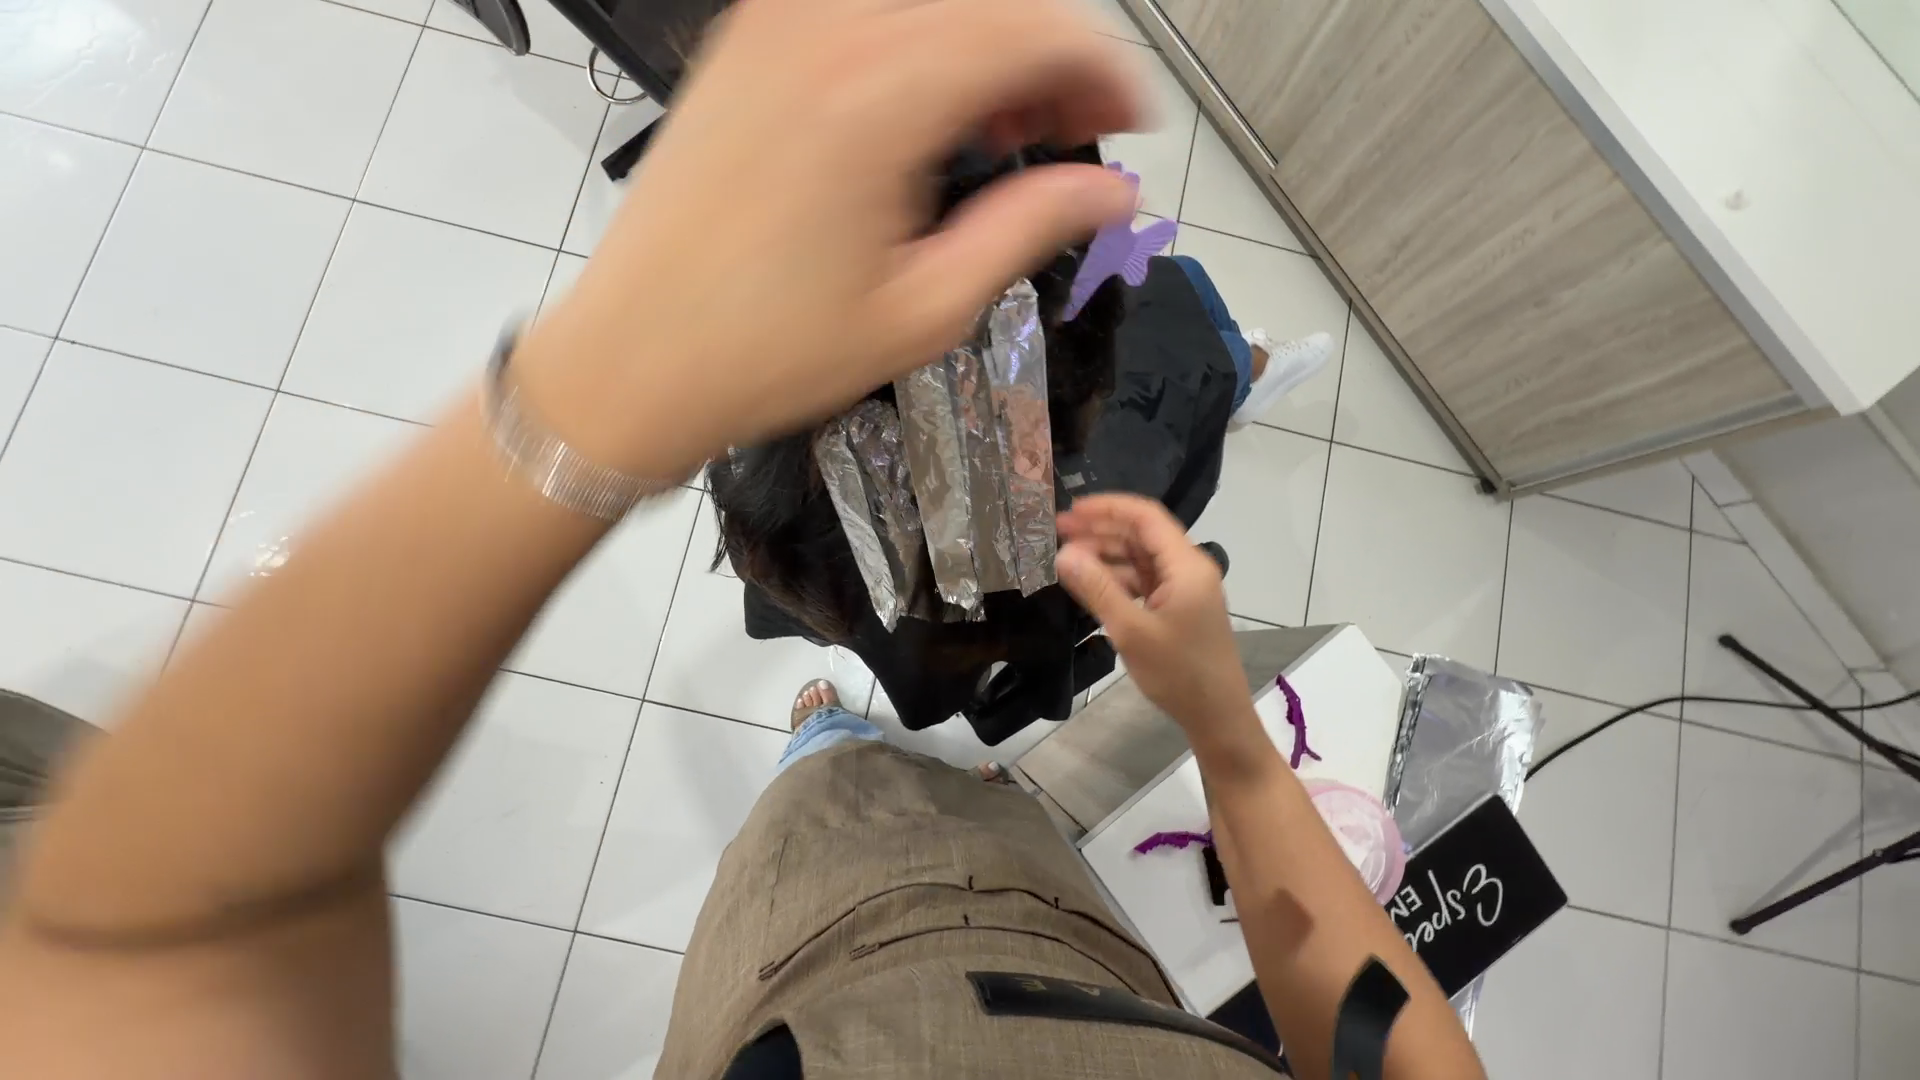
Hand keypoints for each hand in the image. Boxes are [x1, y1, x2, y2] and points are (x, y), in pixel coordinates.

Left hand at [516, 0, 1145, 476]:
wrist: (635, 361)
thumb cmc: (766, 354)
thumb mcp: (924, 310)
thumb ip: (1028, 230)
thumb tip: (1110, 196)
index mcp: (877, 96)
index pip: (1034, 31)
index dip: (1104, 73)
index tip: (1131, 125)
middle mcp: (822, 29)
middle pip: (987, 0)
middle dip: (1053, 59)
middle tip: (1074, 135)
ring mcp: (773, 23)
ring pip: (928, 1)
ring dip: (988, 50)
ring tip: (1007, 134)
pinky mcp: (746, 42)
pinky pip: (863, 12)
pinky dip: (920, 46)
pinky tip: (931, 113)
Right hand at [1054, 495, 1255, 739]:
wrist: (1217, 717)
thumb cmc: (1179, 673)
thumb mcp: (1131, 630)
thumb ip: (1097, 588)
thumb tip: (1063, 554)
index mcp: (1186, 565)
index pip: (1145, 516)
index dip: (1107, 508)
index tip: (1070, 511)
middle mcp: (1188, 568)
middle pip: (1142, 534)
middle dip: (1101, 529)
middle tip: (1057, 532)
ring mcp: (1184, 588)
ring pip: (1141, 558)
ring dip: (1106, 554)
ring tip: (1067, 557)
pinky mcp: (1178, 607)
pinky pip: (1144, 581)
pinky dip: (1117, 578)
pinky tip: (1090, 584)